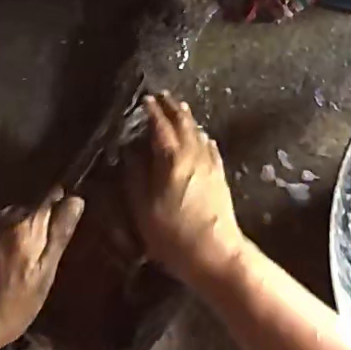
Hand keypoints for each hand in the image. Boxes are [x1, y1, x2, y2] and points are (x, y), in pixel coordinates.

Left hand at [0, 187, 85, 349]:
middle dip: (43, 224)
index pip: (53, 194)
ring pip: (21, 215)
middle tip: (42, 258)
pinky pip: (5, 224)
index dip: (63, 206)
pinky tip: (7, 261)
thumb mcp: (44, 275)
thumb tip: (76, 200)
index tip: (64, 227)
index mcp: (27, 225)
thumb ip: (59, 234)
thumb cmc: (14, 305)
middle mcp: (8, 215)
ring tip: (24, 262)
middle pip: (36, 205)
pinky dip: (10, 235)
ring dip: (26, 230)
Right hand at [124, 92, 246, 286]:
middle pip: (182, 122)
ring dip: (187, 118)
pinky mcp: (219, 174)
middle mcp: (192, 153)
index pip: (160, 126)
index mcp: (171, 158)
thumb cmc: (172, 234)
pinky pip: (210, 146)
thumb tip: (131, 150)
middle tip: (163, 96)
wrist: (215, 253)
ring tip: (180, 108)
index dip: (152, 111)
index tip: (145, 99)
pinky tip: (203, 135)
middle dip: (172, 107)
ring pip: (197, 131)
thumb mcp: (143, 208)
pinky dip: (202, 135)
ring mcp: (209, 162)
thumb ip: (135, 175)